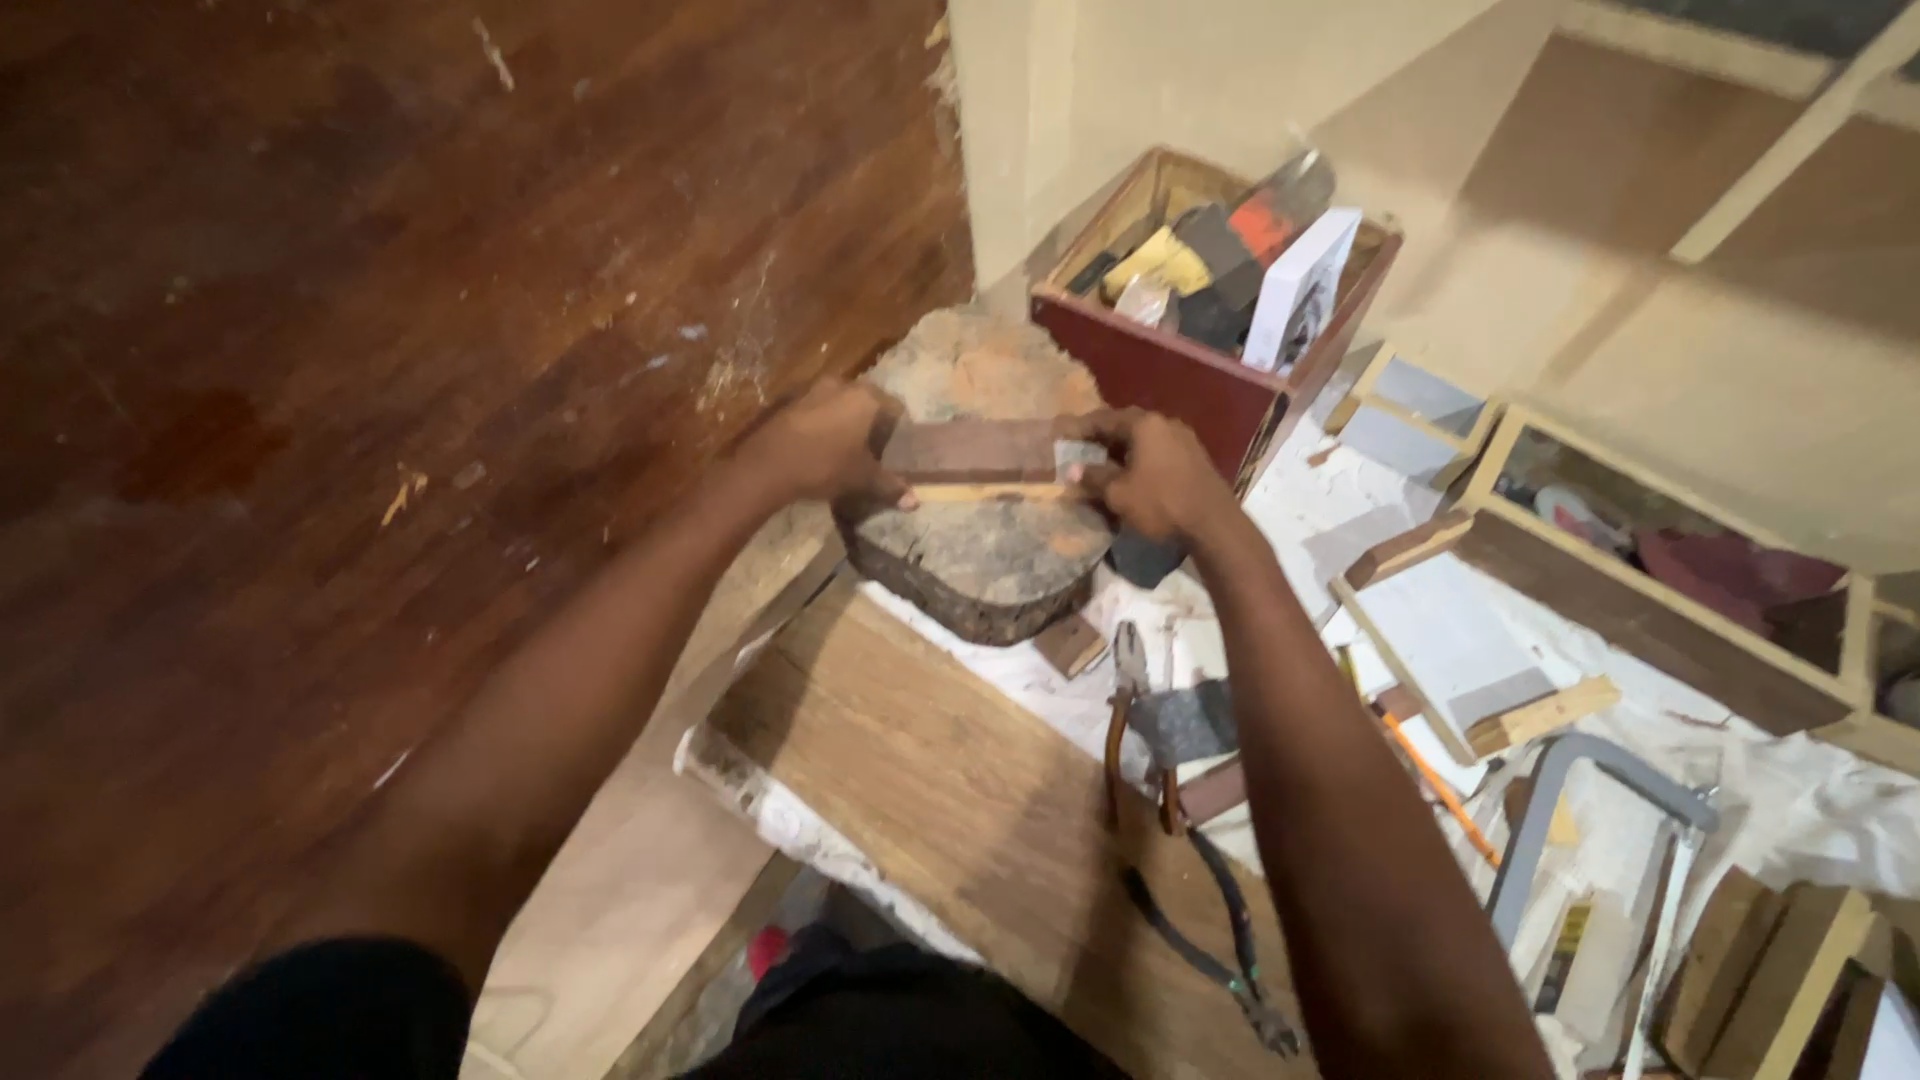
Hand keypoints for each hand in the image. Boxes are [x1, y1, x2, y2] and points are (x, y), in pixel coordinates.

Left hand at [735, 377, 916, 509]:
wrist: (768, 465)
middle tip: (875, 453)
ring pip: (841, 405)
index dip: (900, 431)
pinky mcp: (791, 402)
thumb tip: (915, 503)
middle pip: (868, 403)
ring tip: (848, 452)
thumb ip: (890, 486)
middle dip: (873, 426)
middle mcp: (843, 384)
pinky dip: (826, 425)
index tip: (897, 452)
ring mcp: (813, 390)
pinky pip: (819, 411)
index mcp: (866, 397)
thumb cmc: (825, 465)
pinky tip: (822, 449)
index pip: (896, 408)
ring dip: (847, 424)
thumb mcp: (862, 478)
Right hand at [1056, 408, 1239, 543]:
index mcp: (1144, 425)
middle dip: (1103, 436)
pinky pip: (1159, 449)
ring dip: (1123, 448)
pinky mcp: (1195, 457)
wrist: (1213, 523)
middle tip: (1083, 447)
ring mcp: (1184, 439)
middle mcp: (1165, 423)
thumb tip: (1073, 470)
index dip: (1081, 427)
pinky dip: (1141, 456)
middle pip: (1126, 424)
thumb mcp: (1119, 493)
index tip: (1064, 435)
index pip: (1104, 418)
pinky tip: (1133, 472)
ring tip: (1105, 462)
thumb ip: (1094, 477)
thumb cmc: (1161, 502)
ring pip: (1145, 438)